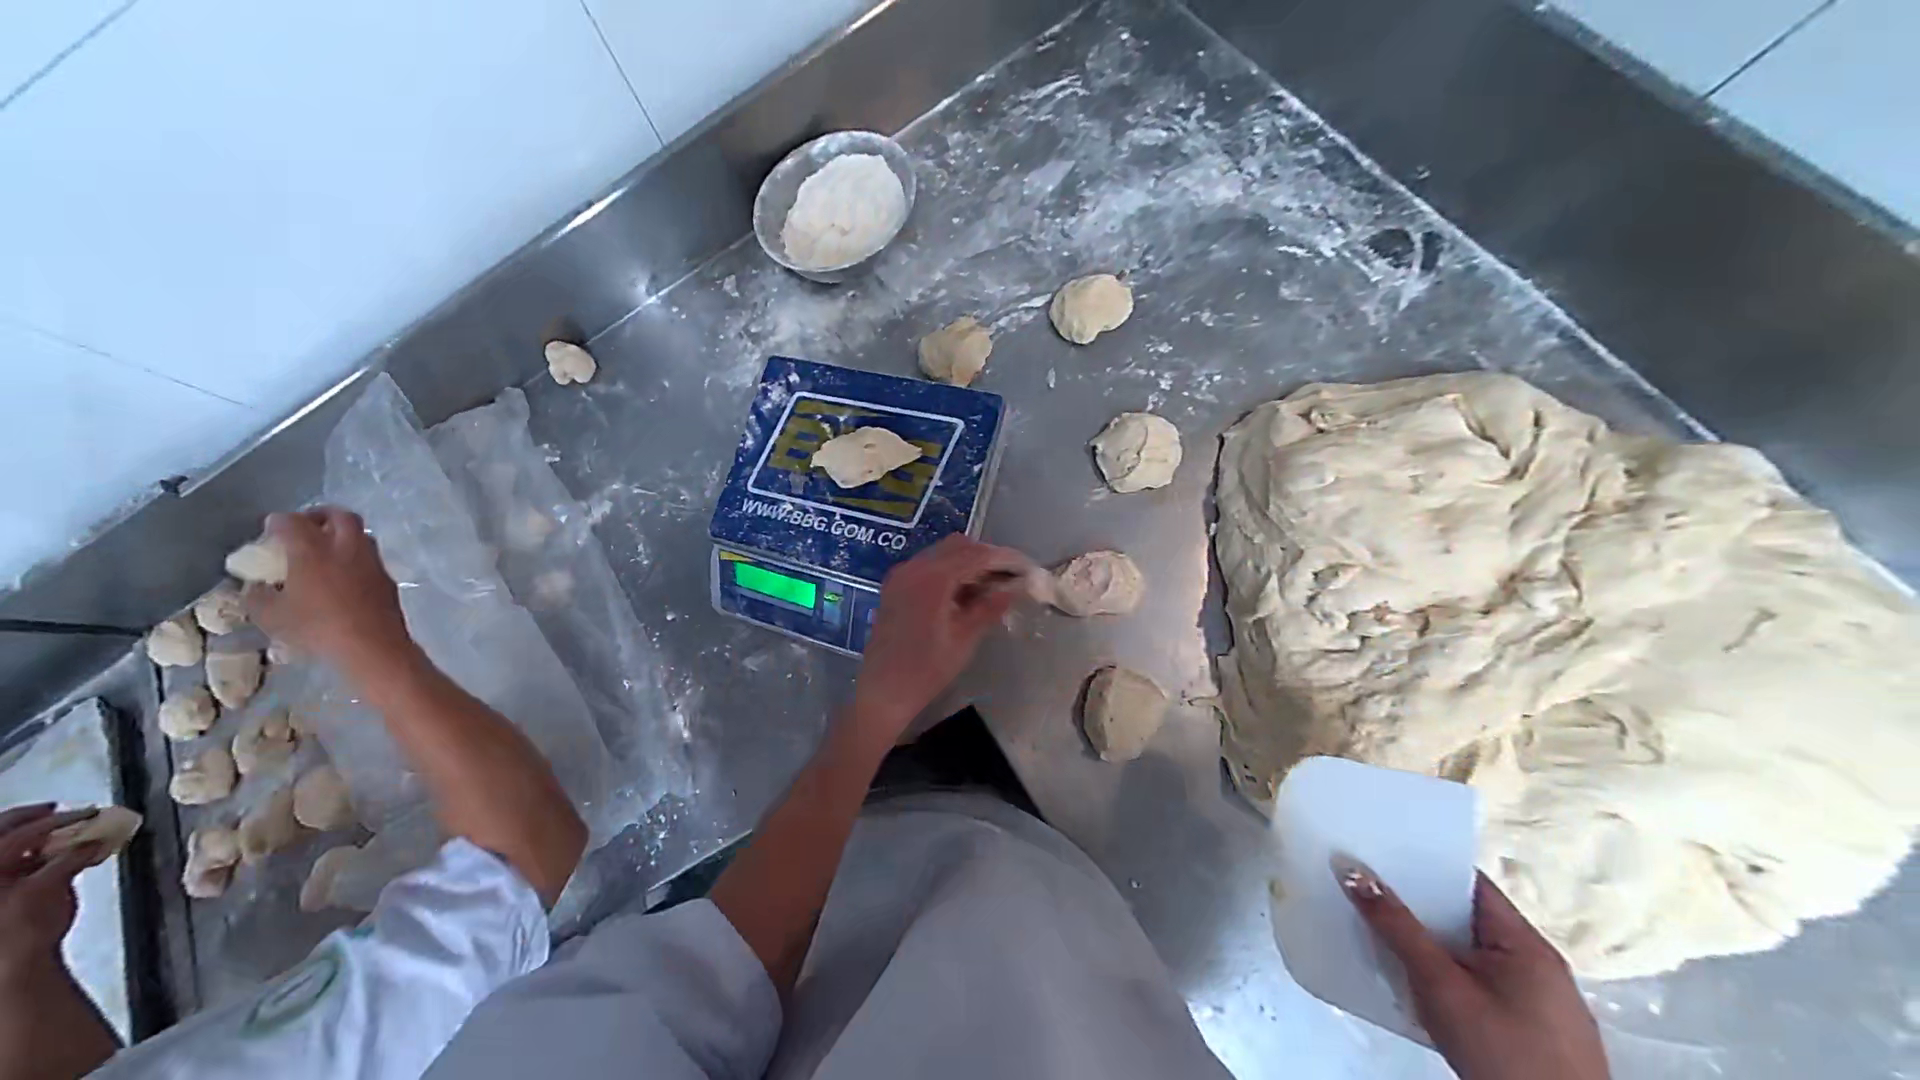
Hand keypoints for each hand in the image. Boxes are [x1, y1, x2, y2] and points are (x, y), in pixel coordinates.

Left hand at [0, 805, 97, 980]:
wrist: (5, 971)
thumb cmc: (21, 929)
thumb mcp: (47, 889)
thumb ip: (69, 859)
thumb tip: (93, 840)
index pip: (17, 832)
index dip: (56, 820)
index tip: (89, 812)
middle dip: (26, 822)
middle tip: (56, 811)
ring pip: (2, 854)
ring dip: (29, 841)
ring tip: (57, 836)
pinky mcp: (3, 899)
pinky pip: (9, 871)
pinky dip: (28, 860)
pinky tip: (49, 860)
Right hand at [247, 507, 416, 680]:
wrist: (372, 643)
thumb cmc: (316, 627)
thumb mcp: (270, 615)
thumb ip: (259, 595)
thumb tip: (261, 586)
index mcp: (313, 551)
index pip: (293, 522)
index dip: (279, 521)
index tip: (272, 526)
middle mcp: (347, 549)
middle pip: (341, 516)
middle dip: (321, 514)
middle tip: (306, 525)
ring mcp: (373, 562)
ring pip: (361, 534)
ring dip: (343, 534)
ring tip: (325, 549)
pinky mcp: (388, 578)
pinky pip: (371, 557)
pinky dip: (356, 556)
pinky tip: (344, 573)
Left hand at [850, 536, 1030, 745]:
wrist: (882, 692)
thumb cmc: (926, 670)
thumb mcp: (964, 639)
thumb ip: (990, 607)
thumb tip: (1016, 587)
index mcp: (932, 578)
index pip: (976, 555)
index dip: (1005, 558)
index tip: (1026, 568)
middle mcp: (914, 568)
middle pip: (958, 546)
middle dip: (987, 556)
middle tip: (1011, 576)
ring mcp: (901, 575)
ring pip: (943, 553)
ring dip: (969, 562)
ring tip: (993, 586)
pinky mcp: (896, 586)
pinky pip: (928, 566)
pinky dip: (950, 571)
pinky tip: (966, 593)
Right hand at [1341, 866, 1608, 1079]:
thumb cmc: (1501, 1052)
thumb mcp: (1438, 984)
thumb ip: (1395, 925)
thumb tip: (1352, 870)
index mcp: (1526, 942)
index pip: (1468, 882)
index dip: (1424, 865)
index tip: (1379, 856)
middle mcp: (1541, 965)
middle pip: (1468, 917)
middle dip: (1420, 907)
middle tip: (1372, 894)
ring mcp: (1543, 1002)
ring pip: (1473, 954)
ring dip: (1433, 945)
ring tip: (1387, 936)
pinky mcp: (1537, 1033)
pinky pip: (1483, 984)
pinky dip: (1450, 976)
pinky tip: (1421, 987)